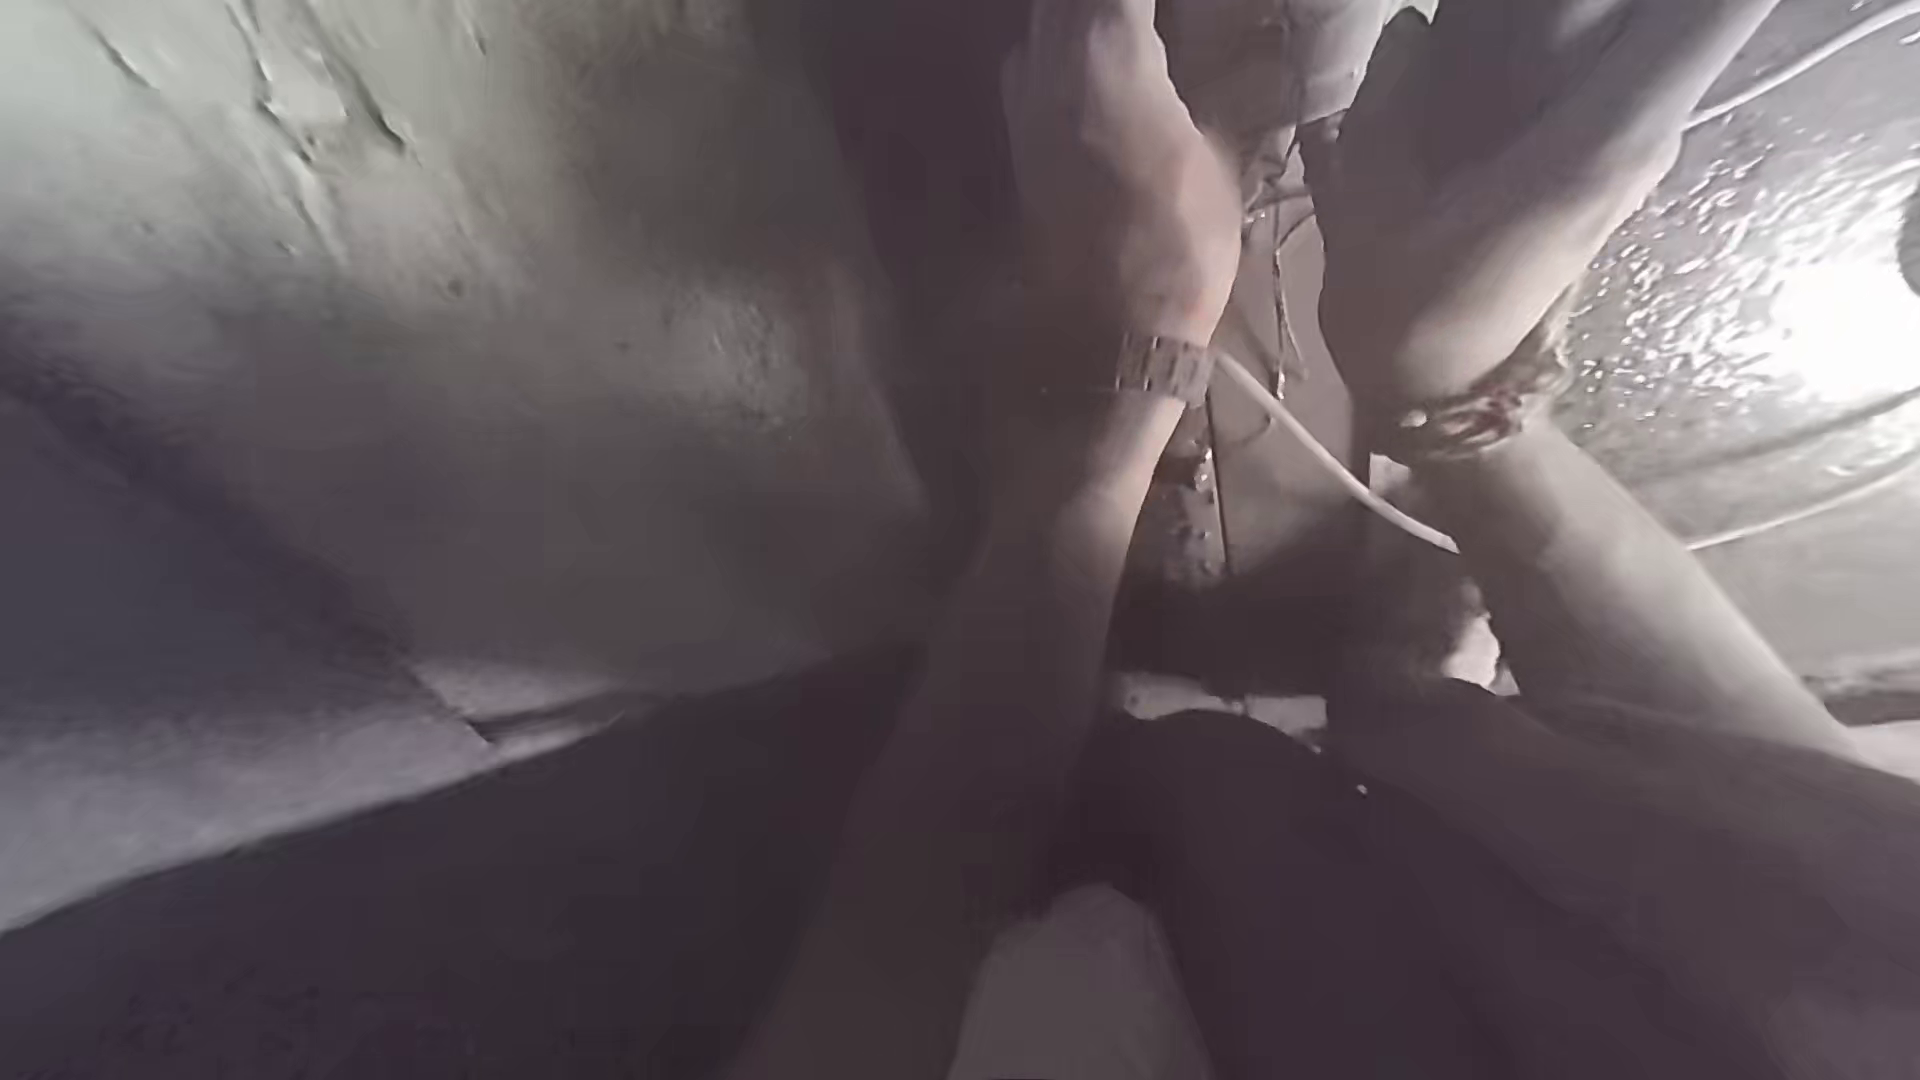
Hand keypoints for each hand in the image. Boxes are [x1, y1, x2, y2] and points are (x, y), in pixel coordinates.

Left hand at [1002, 0, 1242, 345]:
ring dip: (1064, 32)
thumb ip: (1190, 100)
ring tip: (1105, 39)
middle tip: (1134, 23)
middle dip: (1098, 9)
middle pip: (1061, 6)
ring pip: (1031, 43)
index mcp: (1108, 54)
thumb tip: (1172, 85)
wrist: (1115, 333)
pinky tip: (1080, 87)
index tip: (1165, 14)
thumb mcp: (1214, 160)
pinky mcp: (1016, 168)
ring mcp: (1022, 126)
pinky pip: (1026, 94)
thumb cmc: (1178, 248)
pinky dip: (1051, 75)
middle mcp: (1048, 76)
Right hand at [1305, 0, 1779, 411]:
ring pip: (1641, 36)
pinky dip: (1554, 70)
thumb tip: (1405, 29)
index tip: (1528, 12)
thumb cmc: (1401, 322)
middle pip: (1664, 6)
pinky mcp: (1608, 171)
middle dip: (1563, 9)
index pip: (1712, 2)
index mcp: (1590, 146)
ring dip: (1557, 32)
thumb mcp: (1366, 227)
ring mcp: (1633, 153)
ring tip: (1458, 70)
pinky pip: (1610, 81)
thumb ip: (1381, 122)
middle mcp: (1642, 134)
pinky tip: (1474, 104)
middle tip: (1470, 35)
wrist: (1436, 391)